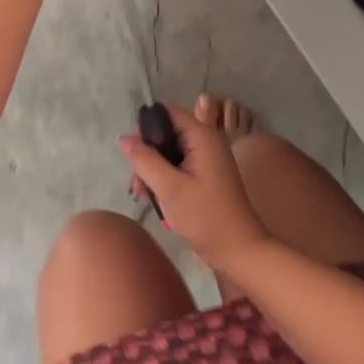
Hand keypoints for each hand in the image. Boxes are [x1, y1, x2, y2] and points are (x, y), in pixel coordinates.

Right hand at [121, 97, 270, 269]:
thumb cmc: (206, 217)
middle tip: (137, 182)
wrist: (239, 251)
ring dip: (151, 169)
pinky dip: (163, 178)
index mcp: (203, 137)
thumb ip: (145, 160)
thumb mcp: (169, 188)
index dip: (147, 126)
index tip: (133, 152)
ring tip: (142, 194)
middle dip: (146, 153)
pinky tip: (154, 198)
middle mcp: (206, 142)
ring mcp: (206, 160)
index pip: (168, 112)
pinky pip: (177, 167)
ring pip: (168, 152)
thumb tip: (124, 138)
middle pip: (166, 133)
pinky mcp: (204, 176)